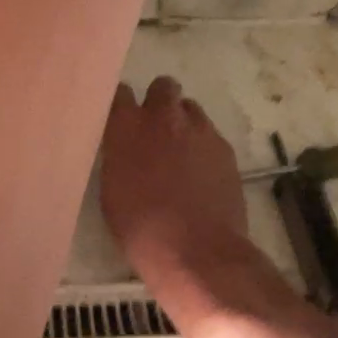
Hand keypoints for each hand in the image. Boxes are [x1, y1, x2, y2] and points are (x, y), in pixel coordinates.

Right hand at [99, 77, 249, 280]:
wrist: (195, 250)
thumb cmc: (141, 228)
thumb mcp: (112, 190)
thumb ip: (119, 157)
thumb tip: (126, 149)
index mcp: (127, 127)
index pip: (120, 93)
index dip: (123, 104)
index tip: (122, 117)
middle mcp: (163, 118)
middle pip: (163, 86)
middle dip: (160, 101)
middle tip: (156, 128)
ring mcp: (199, 129)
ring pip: (190, 108)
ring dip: (183, 122)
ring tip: (181, 152)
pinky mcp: (224, 147)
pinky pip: (210, 134)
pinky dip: (203, 146)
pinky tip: (202, 173)